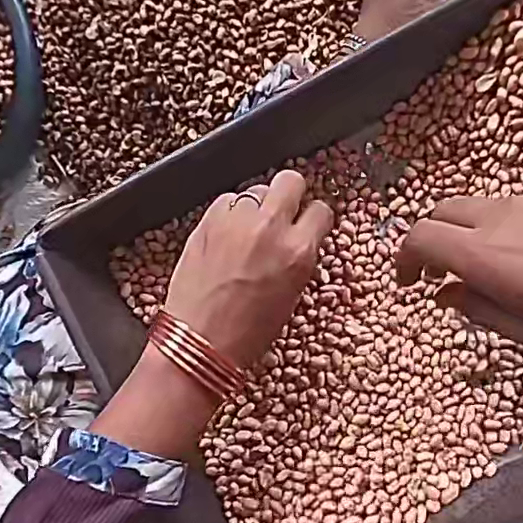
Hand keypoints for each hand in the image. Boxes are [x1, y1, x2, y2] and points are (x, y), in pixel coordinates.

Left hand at [94, 170, 332, 458]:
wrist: (201, 342)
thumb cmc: (248, 332)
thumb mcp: (291, 295)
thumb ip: (298, 258)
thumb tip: (298, 239)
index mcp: (300, 251)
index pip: (321, 211)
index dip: (313, 218)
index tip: (307, 223)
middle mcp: (272, 228)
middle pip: (290, 180)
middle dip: (289, 193)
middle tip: (281, 211)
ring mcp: (237, 220)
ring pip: (256, 189)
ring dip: (256, 206)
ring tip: (247, 231)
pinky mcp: (208, 220)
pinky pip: (227, 200)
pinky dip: (229, 213)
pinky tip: (225, 236)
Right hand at [394, 184, 522, 364]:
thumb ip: (481, 309)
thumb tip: (448, 294)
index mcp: (495, 257)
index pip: (423, 237)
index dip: (404, 258)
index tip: (408, 279)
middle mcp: (510, 217)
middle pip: (444, 212)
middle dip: (430, 239)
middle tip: (438, 272)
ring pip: (481, 207)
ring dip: (469, 232)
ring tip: (491, 269)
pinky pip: (518, 204)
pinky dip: (504, 224)